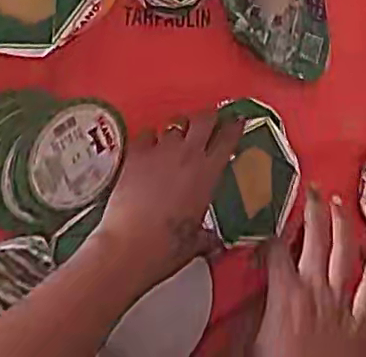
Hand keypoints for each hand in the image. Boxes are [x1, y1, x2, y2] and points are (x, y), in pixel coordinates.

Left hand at [93, 110, 243, 291]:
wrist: (128, 248)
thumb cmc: (165, 248)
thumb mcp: (195, 243)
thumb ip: (207, 237)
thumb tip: (213, 244)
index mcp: (208, 172)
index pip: (228, 138)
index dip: (234, 125)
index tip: (237, 120)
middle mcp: (188, 154)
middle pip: (204, 119)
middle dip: (208, 118)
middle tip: (208, 123)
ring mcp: (162, 150)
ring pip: (176, 122)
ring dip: (179, 128)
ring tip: (177, 136)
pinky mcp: (137, 153)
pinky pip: (147, 133)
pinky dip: (150, 138)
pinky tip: (148, 147)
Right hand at [255, 190, 365, 356]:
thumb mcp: (249, 343)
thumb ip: (250, 311)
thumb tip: (248, 290)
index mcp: (285, 293)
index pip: (275, 249)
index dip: (268, 236)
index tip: (264, 231)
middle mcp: (315, 290)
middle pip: (315, 237)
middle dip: (312, 208)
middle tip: (312, 187)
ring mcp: (340, 305)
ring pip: (344, 252)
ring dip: (341, 224)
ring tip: (338, 203)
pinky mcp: (358, 324)